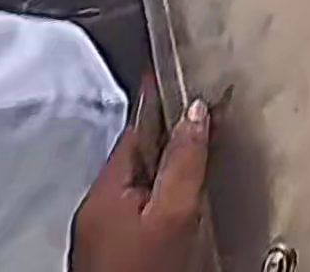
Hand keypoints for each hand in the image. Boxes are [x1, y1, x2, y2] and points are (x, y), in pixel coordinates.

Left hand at [71, 78, 210, 271]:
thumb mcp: (174, 216)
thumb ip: (185, 160)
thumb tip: (197, 107)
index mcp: (106, 190)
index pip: (137, 126)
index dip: (162, 95)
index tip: (179, 59)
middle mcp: (100, 205)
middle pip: (140, 149)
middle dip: (172, 124)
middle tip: (209, 97)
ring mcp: (105, 230)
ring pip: (144, 174)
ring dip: (172, 153)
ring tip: (206, 131)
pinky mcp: (118, 249)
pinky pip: (146, 197)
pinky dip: (168, 180)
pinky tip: (189, 181)